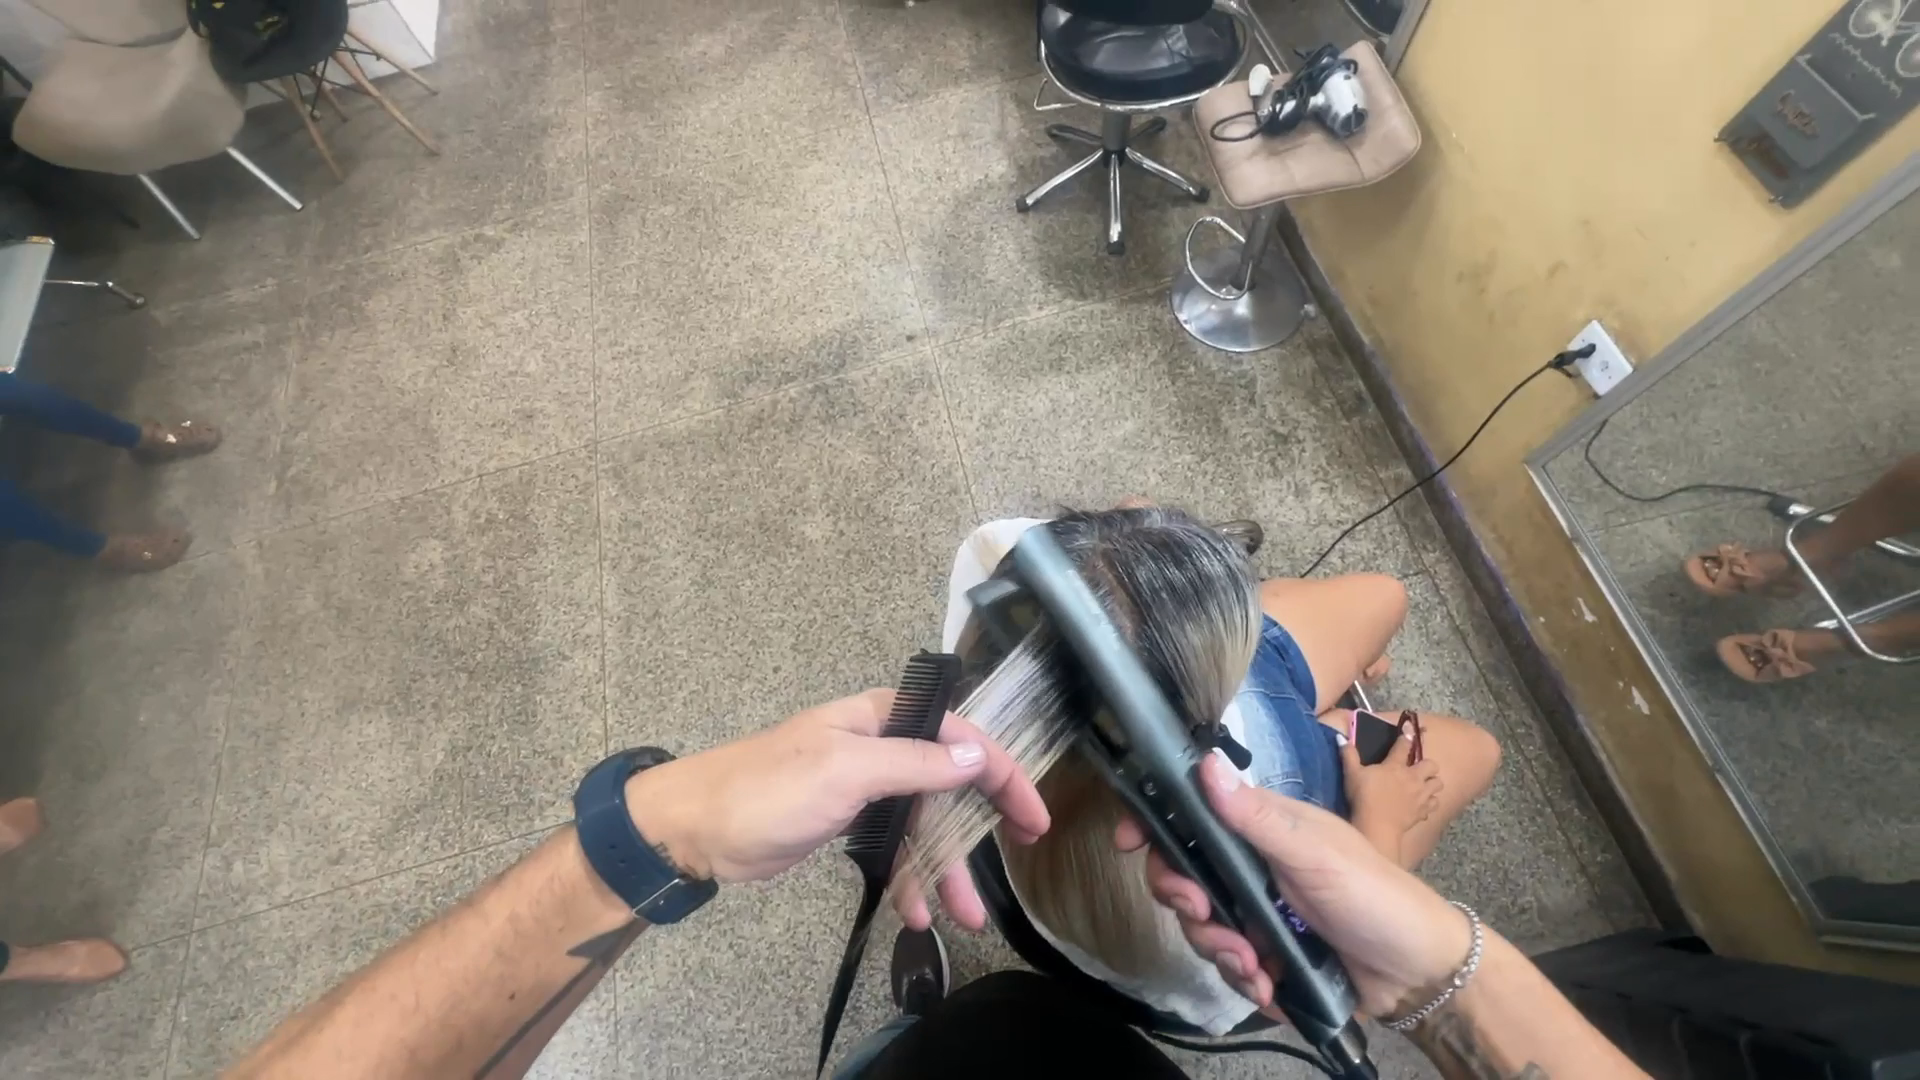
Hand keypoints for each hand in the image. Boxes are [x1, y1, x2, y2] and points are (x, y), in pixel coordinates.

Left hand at [624, 689, 1049, 931]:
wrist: (697, 829)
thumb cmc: (772, 788)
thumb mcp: (848, 771)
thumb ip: (916, 763)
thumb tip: (977, 755)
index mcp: (884, 719)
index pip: (960, 737)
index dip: (1002, 773)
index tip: (1033, 815)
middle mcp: (882, 746)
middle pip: (949, 783)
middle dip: (979, 826)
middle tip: (1023, 852)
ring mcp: (868, 786)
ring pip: (924, 823)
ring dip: (945, 867)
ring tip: (966, 916)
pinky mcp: (851, 821)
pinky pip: (896, 847)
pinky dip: (908, 877)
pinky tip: (915, 914)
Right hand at [1115, 754, 1469, 1018]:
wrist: (1421, 975)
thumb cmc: (1373, 894)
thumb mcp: (1314, 851)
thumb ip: (1255, 815)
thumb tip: (1204, 763)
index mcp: (1255, 827)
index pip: (1188, 814)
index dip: (1151, 823)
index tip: (1127, 842)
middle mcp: (1245, 864)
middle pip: (1180, 872)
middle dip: (1182, 897)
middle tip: (1201, 913)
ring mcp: (1253, 910)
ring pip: (1199, 923)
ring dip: (1216, 946)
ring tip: (1252, 963)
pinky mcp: (1263, 952)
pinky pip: (1227, 962)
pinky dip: (1240, 976)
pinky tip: (1265, 985)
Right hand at [1340, 727, 1441, 862]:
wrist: (1378, 825)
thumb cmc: (1363, 796)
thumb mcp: (1351, 773)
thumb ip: (1348, 754)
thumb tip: (1341, 738)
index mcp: (1395, 766)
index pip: (1403, 746)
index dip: (1406, 737)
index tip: (1409, 731)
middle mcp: (1413, 777)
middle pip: (1432, 764)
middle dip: (1427, 765)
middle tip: (1416, 769)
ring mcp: (1422, 795)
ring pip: (1439, 783)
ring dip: (1432, 782)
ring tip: (1423, 784)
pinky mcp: (1425, 810)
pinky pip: (1436, 802)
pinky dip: (1431, 801)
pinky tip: (1422, 802)